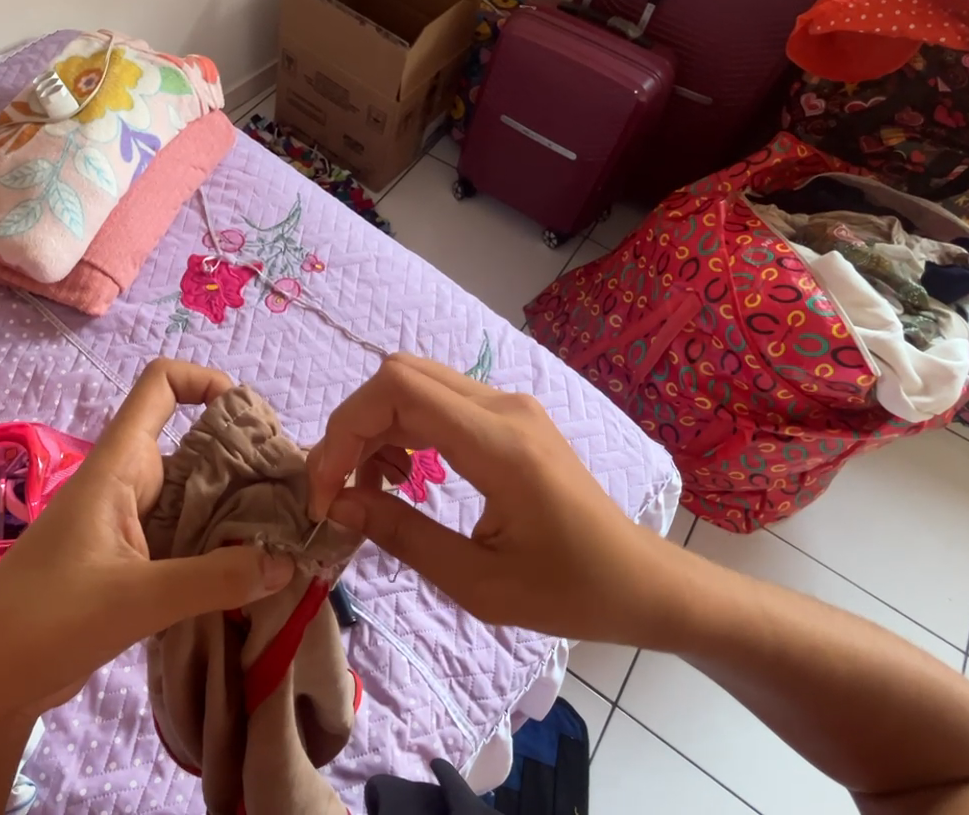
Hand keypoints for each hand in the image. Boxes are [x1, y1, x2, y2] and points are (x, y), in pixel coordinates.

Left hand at [0, 358, 294, 721]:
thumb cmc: (45, 619)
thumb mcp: (134, 597)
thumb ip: (213, 579)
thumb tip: (287, 564)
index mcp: (119, 468)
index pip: (159, 388)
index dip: (204, 381)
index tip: (251, 416)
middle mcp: (127, 486)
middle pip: (194, 447)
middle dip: (243, 460)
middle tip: (293, 494)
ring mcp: (130, 527)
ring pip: (195, 499)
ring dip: (236, 512)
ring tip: (287, 537)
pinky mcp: (132, 567)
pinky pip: (187, 542)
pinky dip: (221, 551)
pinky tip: (254, 576)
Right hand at [305, 354, 689, 646]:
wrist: (642, 581)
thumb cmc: (568, 592)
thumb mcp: (477, 583)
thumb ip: (401, 535)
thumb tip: (336, 504)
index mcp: (500, 445)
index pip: (398, 390)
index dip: (346, 429)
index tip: (326, 490)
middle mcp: (504, 407)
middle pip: (399, 375)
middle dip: (352, 426)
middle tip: (335, 489)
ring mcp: (509, 405)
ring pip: (414, 382)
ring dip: (375, 427)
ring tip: (366, 488)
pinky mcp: (508, 416)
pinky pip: (437, 400)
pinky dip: (401, 429)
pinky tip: (401, 476)